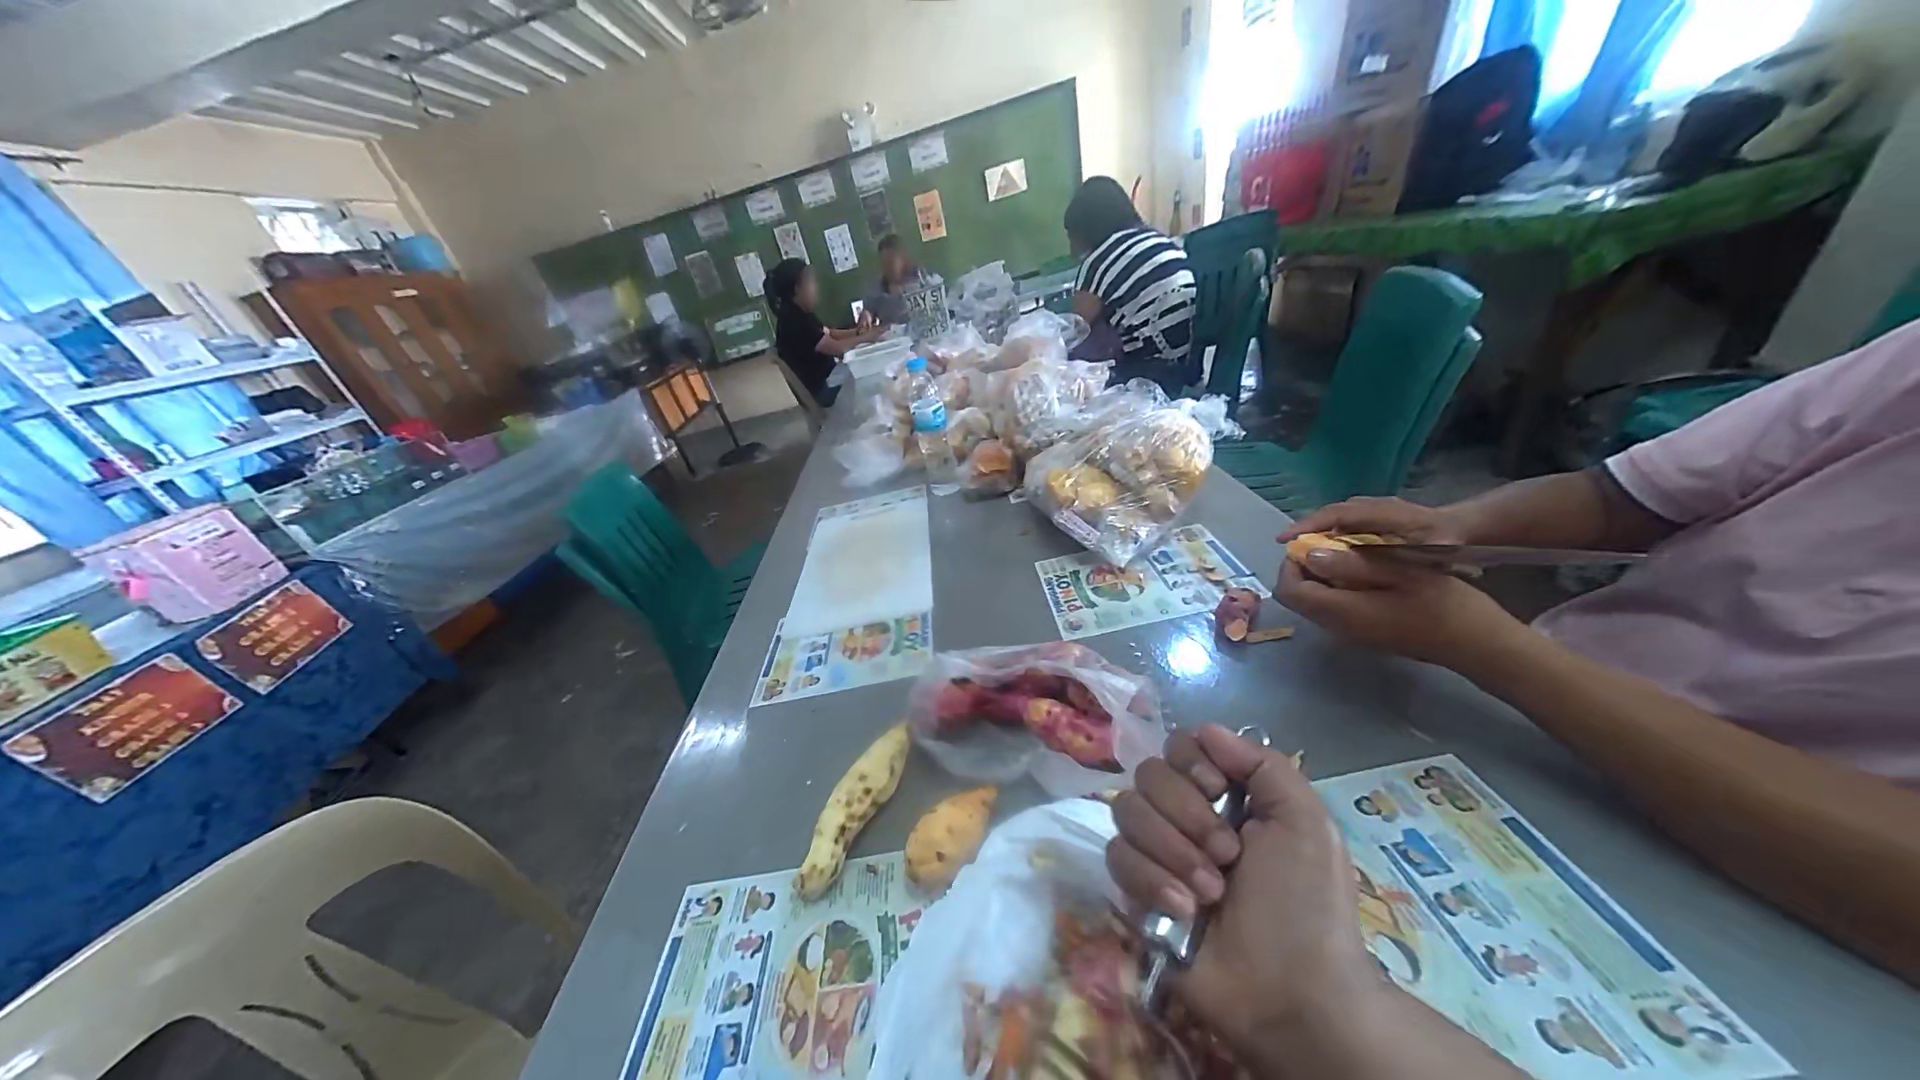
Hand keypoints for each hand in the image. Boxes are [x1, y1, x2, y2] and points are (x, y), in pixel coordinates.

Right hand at [1106, 727, 1379, 1054]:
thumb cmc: (1306, 903)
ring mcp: (1157, 851)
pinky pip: (1116, 857)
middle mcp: (1186, 815)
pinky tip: (1184, 911)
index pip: (1179, 746)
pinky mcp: (1134, 889)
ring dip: (1172, 852)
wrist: (1291, 992)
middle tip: (1226, 857)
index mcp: (1227, 795)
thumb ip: (1262, 764)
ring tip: (1210, 893)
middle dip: (1187, 815)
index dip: (1190, 762)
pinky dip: (1151, 881)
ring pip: (1127, 812)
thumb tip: (1206, 730)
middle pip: (1149, 775)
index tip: (1217, 789)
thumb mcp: (1306, 822)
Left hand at [1276, 548, 1524, 672]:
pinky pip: (1332, 607)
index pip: (1289, 590)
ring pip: (1313, 602)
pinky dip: (1334, 587)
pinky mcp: (1364, 632)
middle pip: (1296, 597)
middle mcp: (1337, 626)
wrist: (1479, 645)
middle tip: (1327, 544)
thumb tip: (1310, 555)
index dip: (1290, 564)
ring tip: (1346, 553)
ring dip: (1318, 577)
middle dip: (1301, 568)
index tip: (1311, 542)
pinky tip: (1363, 571)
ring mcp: (1349, 632)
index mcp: (1341, 611)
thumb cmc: (1445, 605)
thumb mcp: (1401, 573)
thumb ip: (1352, 565)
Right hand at [1277, 495, 1467, 545]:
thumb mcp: (1419, 552)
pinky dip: (1333, 534)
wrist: (1471, 528)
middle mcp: (1374, 505)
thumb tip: (1334, 556)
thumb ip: (1379, 554)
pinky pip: (1347, 522)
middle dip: (1307, 530)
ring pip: (1338, 517)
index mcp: (1381, 511)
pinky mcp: (1377, 515)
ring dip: (1319, 532)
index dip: (1307, 526)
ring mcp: (1375, 508)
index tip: (1285, 541)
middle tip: (1289, 552)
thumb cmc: (1445, 543)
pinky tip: (1331, 551)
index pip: (1335, 514)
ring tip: (1305, 553)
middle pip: (1332, 514)